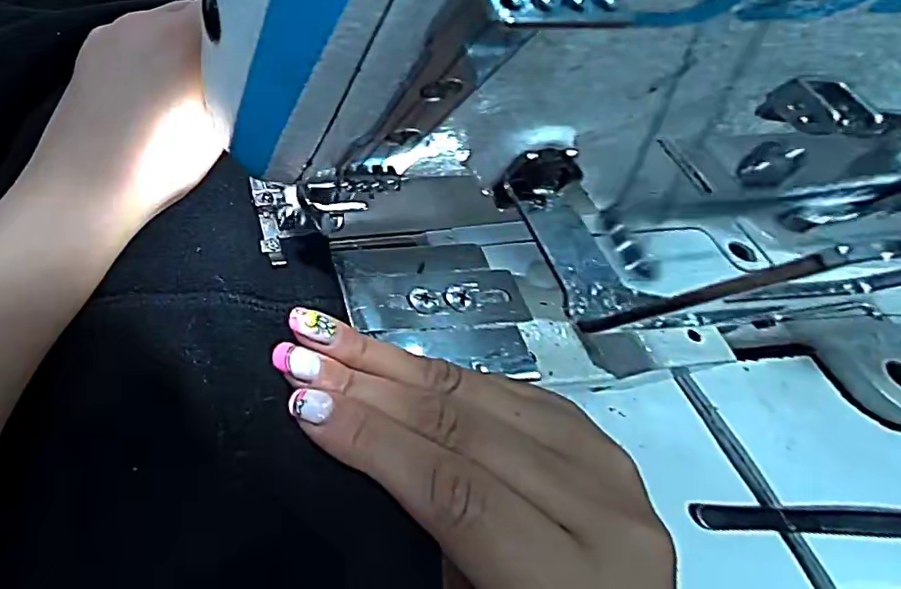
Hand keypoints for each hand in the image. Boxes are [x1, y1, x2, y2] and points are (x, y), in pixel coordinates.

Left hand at [20, 0, 227, 239]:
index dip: (247, 29)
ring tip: (177, 89)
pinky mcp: (94, 44)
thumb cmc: (153, 165)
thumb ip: (237, 81)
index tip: (251, 53)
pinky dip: (148, 53)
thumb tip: (244, 64)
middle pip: (198, 10)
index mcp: (186, 33)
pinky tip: (148, 90)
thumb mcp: (221, 124)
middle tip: (220, 76)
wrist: (84, 188)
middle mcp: (148, 20)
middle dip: (213, 37)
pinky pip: (135, 36)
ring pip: (164, 22)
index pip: (234, 6)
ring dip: (178, 43)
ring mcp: (116, 30)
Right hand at [272, 309, 674, 588]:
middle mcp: (602, 511)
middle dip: (362, 384)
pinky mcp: (586, 430)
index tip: (304, 402)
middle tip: (298, 356)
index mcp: (575, 580)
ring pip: (472, 388)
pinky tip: (382, 353)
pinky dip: (428, 367)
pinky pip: (493, 383)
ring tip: (326, 336)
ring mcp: (601, 461)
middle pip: (460, 424)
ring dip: (384, 359)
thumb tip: (354, 435)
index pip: (454, 490)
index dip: (372, 439)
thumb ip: (425, 532)